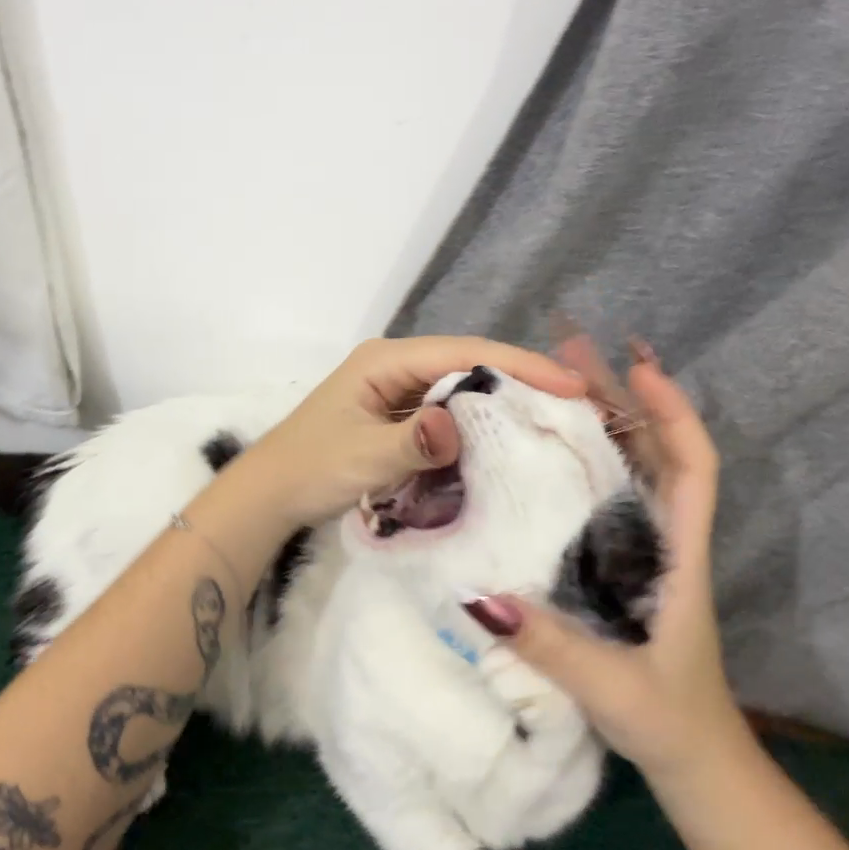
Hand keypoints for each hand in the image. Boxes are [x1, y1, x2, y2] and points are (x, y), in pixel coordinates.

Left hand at [233, 336, 586, 527]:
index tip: (573, 387)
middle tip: (579, 406)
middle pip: (470, 365)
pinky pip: (446, 415)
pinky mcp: (397, 419)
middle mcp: (394, 366)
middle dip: (522, 382)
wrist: (269, 495)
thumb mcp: (363, 456)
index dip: (521, 367)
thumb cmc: (311, 469)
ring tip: (557, 421)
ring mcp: (395, 392)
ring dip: (503, 405)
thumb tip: (457, 424)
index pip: (466, 354)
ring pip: (461, 390)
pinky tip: (508, 441)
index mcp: (386, 361)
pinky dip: (477, 427)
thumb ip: (414, 441)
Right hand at [464, 345, 749, 779]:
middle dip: (622, 401)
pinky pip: (605, 507)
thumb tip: (474, 595)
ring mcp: (644, 557)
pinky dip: (584, 471)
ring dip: (603, 428)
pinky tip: (545, 461)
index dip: (671, 413)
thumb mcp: (608, 683)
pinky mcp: (622, 574)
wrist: (695, 762)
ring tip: (553, 387)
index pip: (692, 468)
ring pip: (630, 477)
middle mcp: (665, 543)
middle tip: (570, 355)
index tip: (637, 364)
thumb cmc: (667, 719)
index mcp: (681, 556)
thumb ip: (546, 643)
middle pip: (654, 456)